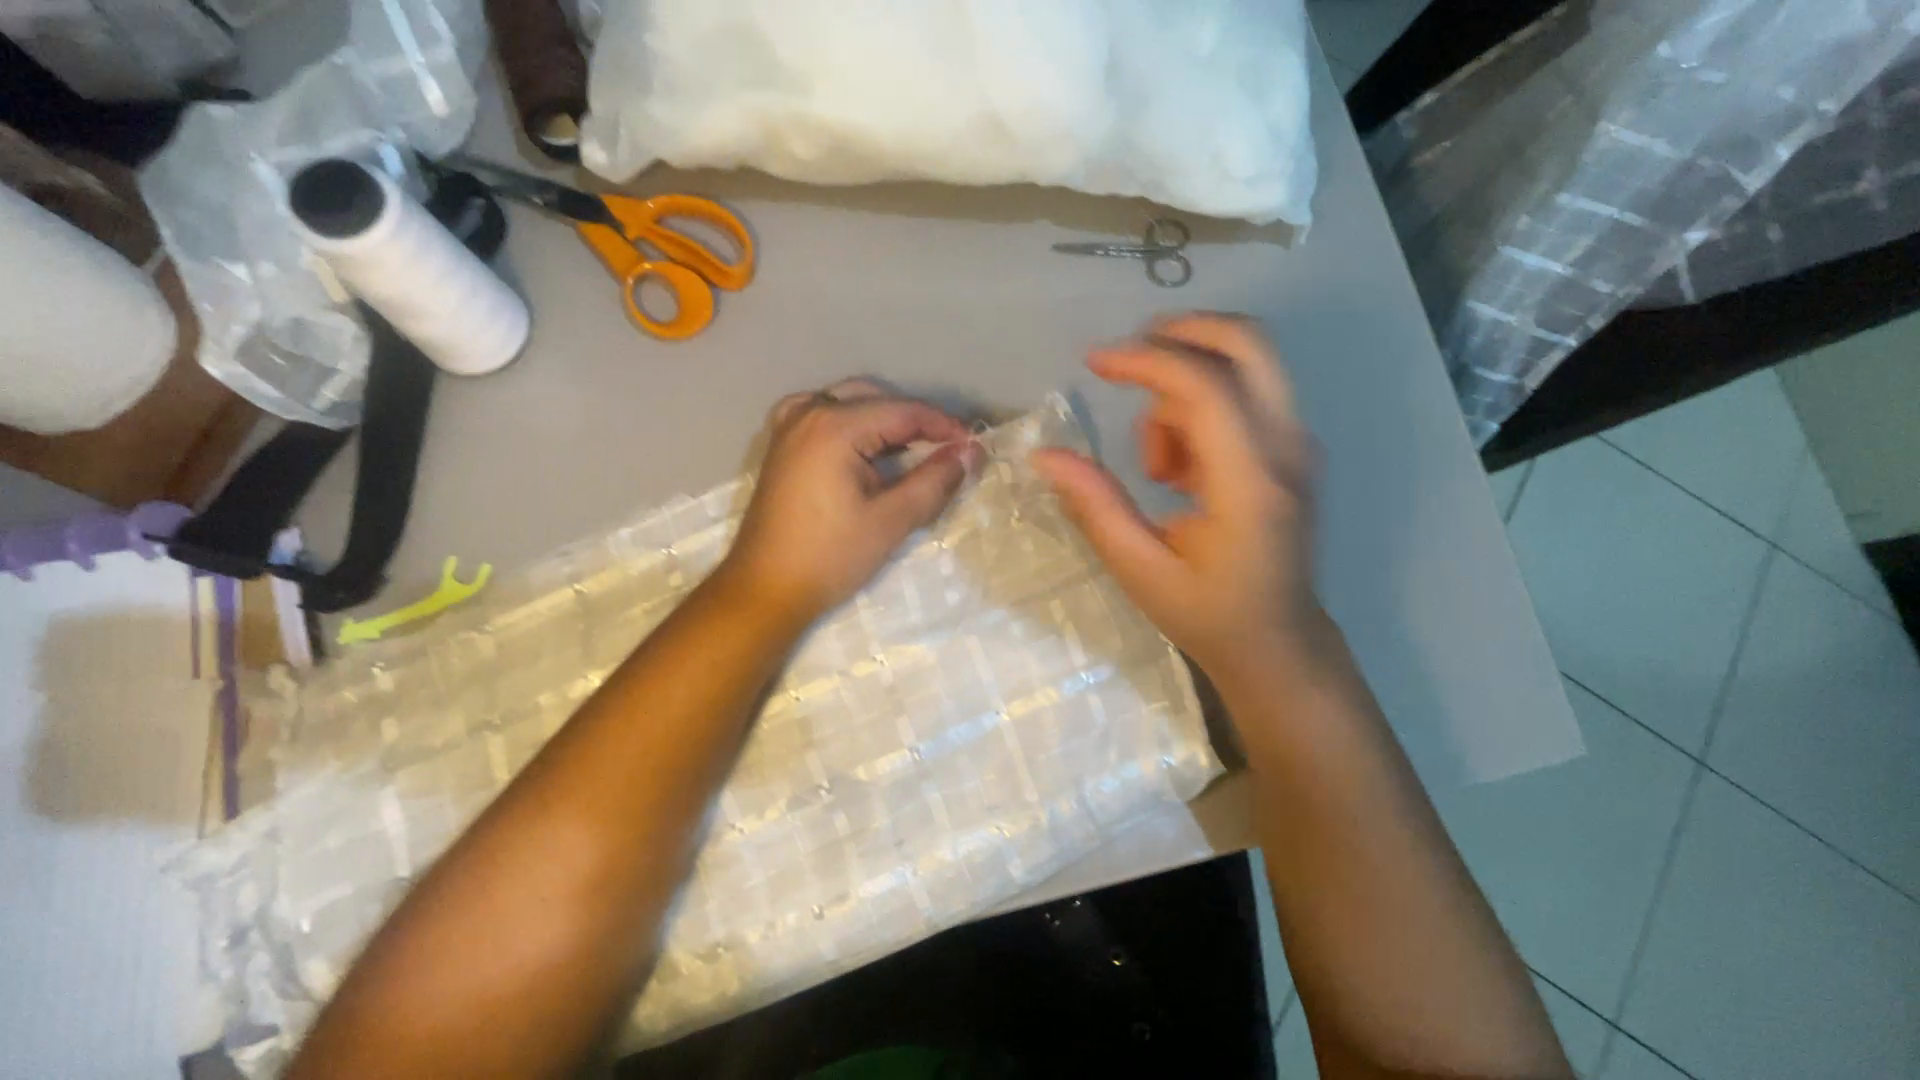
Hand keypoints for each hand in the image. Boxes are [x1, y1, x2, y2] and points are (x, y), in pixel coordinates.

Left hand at [720, 379, 983, 623]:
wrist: (765, 588)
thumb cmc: (830, 556)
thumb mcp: (891, 520)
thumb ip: (934, 481)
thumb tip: (971, 452)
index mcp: (834, 426)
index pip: (903, 412)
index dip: (943, 425)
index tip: (974, 445)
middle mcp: (807, 413)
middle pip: (875, 399)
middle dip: (914, 420)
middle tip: (947, 450)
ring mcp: (788, 427)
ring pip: (847, 402)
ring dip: (882, 418)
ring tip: (912, 449)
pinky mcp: (780, 446)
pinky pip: (820, 414)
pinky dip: (849, 421)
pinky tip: (862, 445)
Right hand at [1030, 314, 1325, 684]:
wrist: (1281, 646)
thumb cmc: (1210, 615)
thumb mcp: (1140, 570)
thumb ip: (1095, 506)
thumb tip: (1044, 455)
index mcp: (1251, 483)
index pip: (1205, 386)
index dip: (1144, 361)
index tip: (1093, 363)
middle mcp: (1286, 448)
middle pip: (1246, 342)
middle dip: (1178, 334)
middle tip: (1126, 363)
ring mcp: (1297, 444)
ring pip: (1243, 362)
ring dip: (1185, 387)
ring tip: (1157, 467)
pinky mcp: (1293, 448)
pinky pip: (1244, 392)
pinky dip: (1202, 406)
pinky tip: (1180, 469)